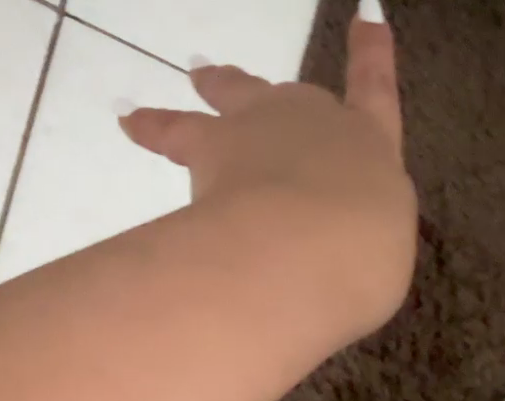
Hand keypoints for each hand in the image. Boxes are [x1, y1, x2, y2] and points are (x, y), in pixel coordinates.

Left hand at [118, 3, 414, 330]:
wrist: (313, 248)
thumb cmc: (363, 259)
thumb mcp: (375, 259)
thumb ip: (353, 252)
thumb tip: (324, 271)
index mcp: (370, 148)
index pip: (375, 93)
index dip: (372, 58)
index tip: (366, 23)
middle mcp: (316, 121)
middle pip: (290, 96)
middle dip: (278, 91)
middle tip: (261, 83)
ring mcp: (262, 125)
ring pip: (234, 95)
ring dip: (217, 84)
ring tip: (196, 75)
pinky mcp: (212, 144)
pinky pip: (173, 131)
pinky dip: (151, 126)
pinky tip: (129, 121)